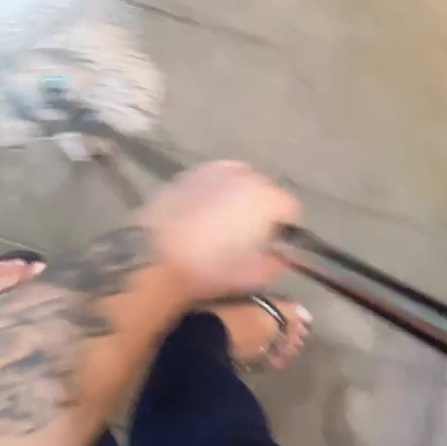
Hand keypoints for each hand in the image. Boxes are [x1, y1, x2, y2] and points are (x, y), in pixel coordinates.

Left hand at [135, 161, 298, 301]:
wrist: (157, 255)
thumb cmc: (210, 268)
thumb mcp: (252, 275)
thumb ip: (276, 263)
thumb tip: (282, 257)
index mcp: (266, 199)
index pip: (290, 207)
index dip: (284, 226)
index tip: (275, 243)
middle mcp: (244, 176)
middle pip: (265, 188)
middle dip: (262, 207)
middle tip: (250, 233)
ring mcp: (214, 170)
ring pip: (239, 178)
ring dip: (239, 195)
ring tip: (226, 219)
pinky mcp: (190, 172)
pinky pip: (213, 176)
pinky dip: (216, 188)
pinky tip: (205, 208)